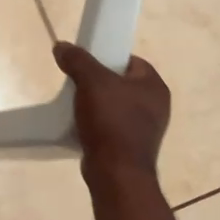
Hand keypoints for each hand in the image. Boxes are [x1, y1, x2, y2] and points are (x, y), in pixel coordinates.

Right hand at [53, 43, 170, 191]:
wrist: (115, 173)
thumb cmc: (110, 121)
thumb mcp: (91, 81)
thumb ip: (77, 60)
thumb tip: (62, 46)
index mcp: (155, 87)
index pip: (132, 60)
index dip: (108, 56)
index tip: (86, 62)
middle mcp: (157, 106)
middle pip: (122, 82)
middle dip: (98, 81)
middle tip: (77, 81)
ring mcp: (146, 129)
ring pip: (116, 105)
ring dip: (96, 103)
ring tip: (76, 103)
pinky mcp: (133, 146)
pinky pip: (112, 125)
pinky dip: (97, 123)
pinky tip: (80, 124)